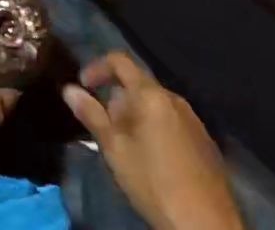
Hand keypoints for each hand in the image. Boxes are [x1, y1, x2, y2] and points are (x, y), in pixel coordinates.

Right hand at [64, 52, 243, 229]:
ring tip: (127, 149)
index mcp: (151, 94)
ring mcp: (192, 117)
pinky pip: (171, 120)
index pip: (120, 61)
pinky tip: (153, 160)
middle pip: (137, 85)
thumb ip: (92, 115)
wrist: (205, 223)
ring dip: (135, 116)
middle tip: (106, 132)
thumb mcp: (115, 150)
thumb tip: (69, 89)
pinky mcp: (203, 138)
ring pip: (154, 105)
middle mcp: (173, 97)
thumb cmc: (153, 183)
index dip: (97, 67)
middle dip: (117, 101)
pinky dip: (155, 129)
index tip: (83, 86)